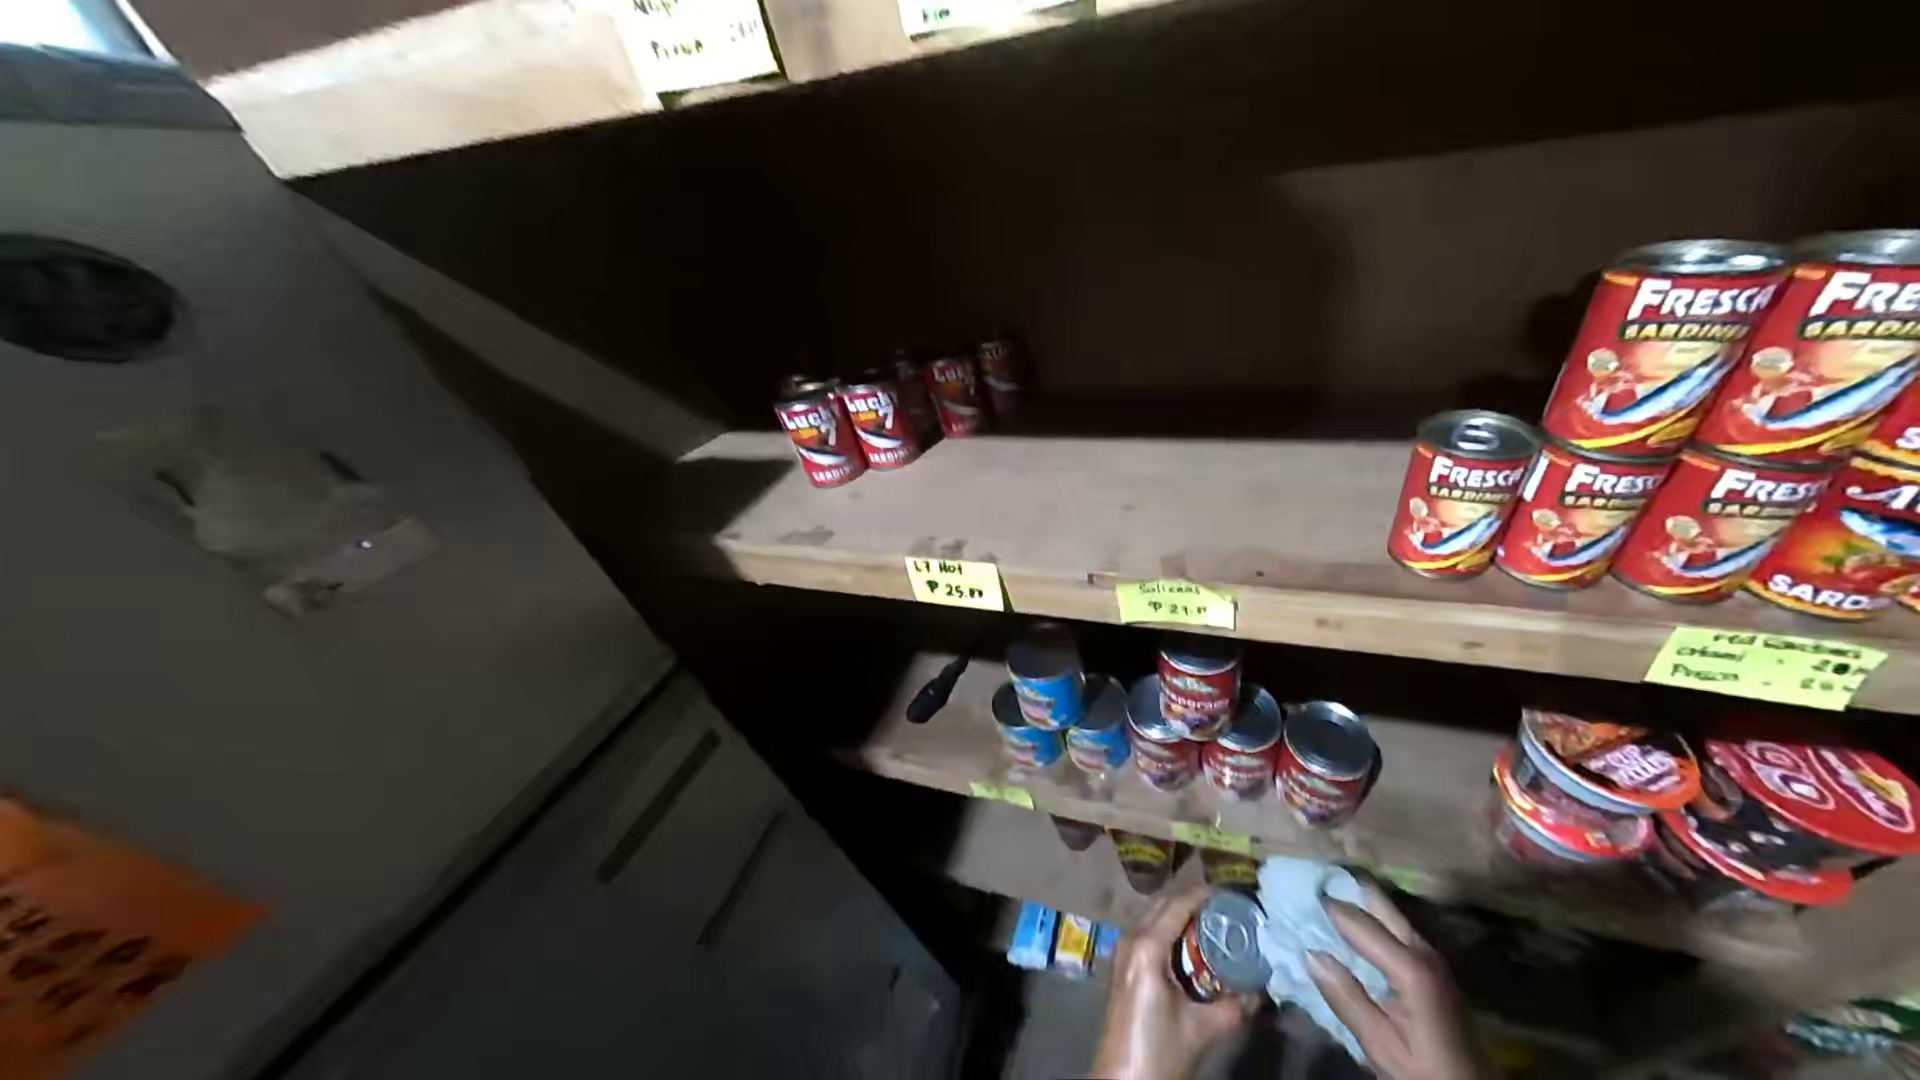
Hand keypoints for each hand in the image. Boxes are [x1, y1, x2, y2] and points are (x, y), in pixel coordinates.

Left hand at [1090, 887, 1247, 1079]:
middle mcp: (1130, 939)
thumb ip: (1235, 1007)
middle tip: (1226, 909)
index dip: (1203, 894)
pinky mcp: (1121, 964)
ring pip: (1152, 916)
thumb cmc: (1160, 1051)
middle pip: (1162, 905)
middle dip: (1192, 901)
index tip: (1230, 894)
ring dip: (1179, 914)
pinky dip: (1167, 928)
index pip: (1177, 905)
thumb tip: (1262, 991)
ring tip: (1213, 923)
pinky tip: (1190, 945)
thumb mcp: (1203, 1028)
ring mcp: (1122, 950)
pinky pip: (1146, 932)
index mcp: (1147, 946)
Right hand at [1306, 886, 1482, 1079]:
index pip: (1356, 919)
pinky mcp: (1433, 967)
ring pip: (1387, 912)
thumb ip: (1345, 997)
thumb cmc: (1426, 1073)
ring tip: (1321, 905)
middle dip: (1343, 890)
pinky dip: (1369, 920)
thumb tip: (1309, 952)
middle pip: (1377, 902)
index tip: (1294, 892)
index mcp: (1410, 967)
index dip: (1324, 905)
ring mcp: (1432, 957)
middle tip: (1308, 887)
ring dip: (1355, 904)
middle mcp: (1424, 951)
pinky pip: (1395, 928)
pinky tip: (1348, 930)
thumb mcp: (1380, 1045)